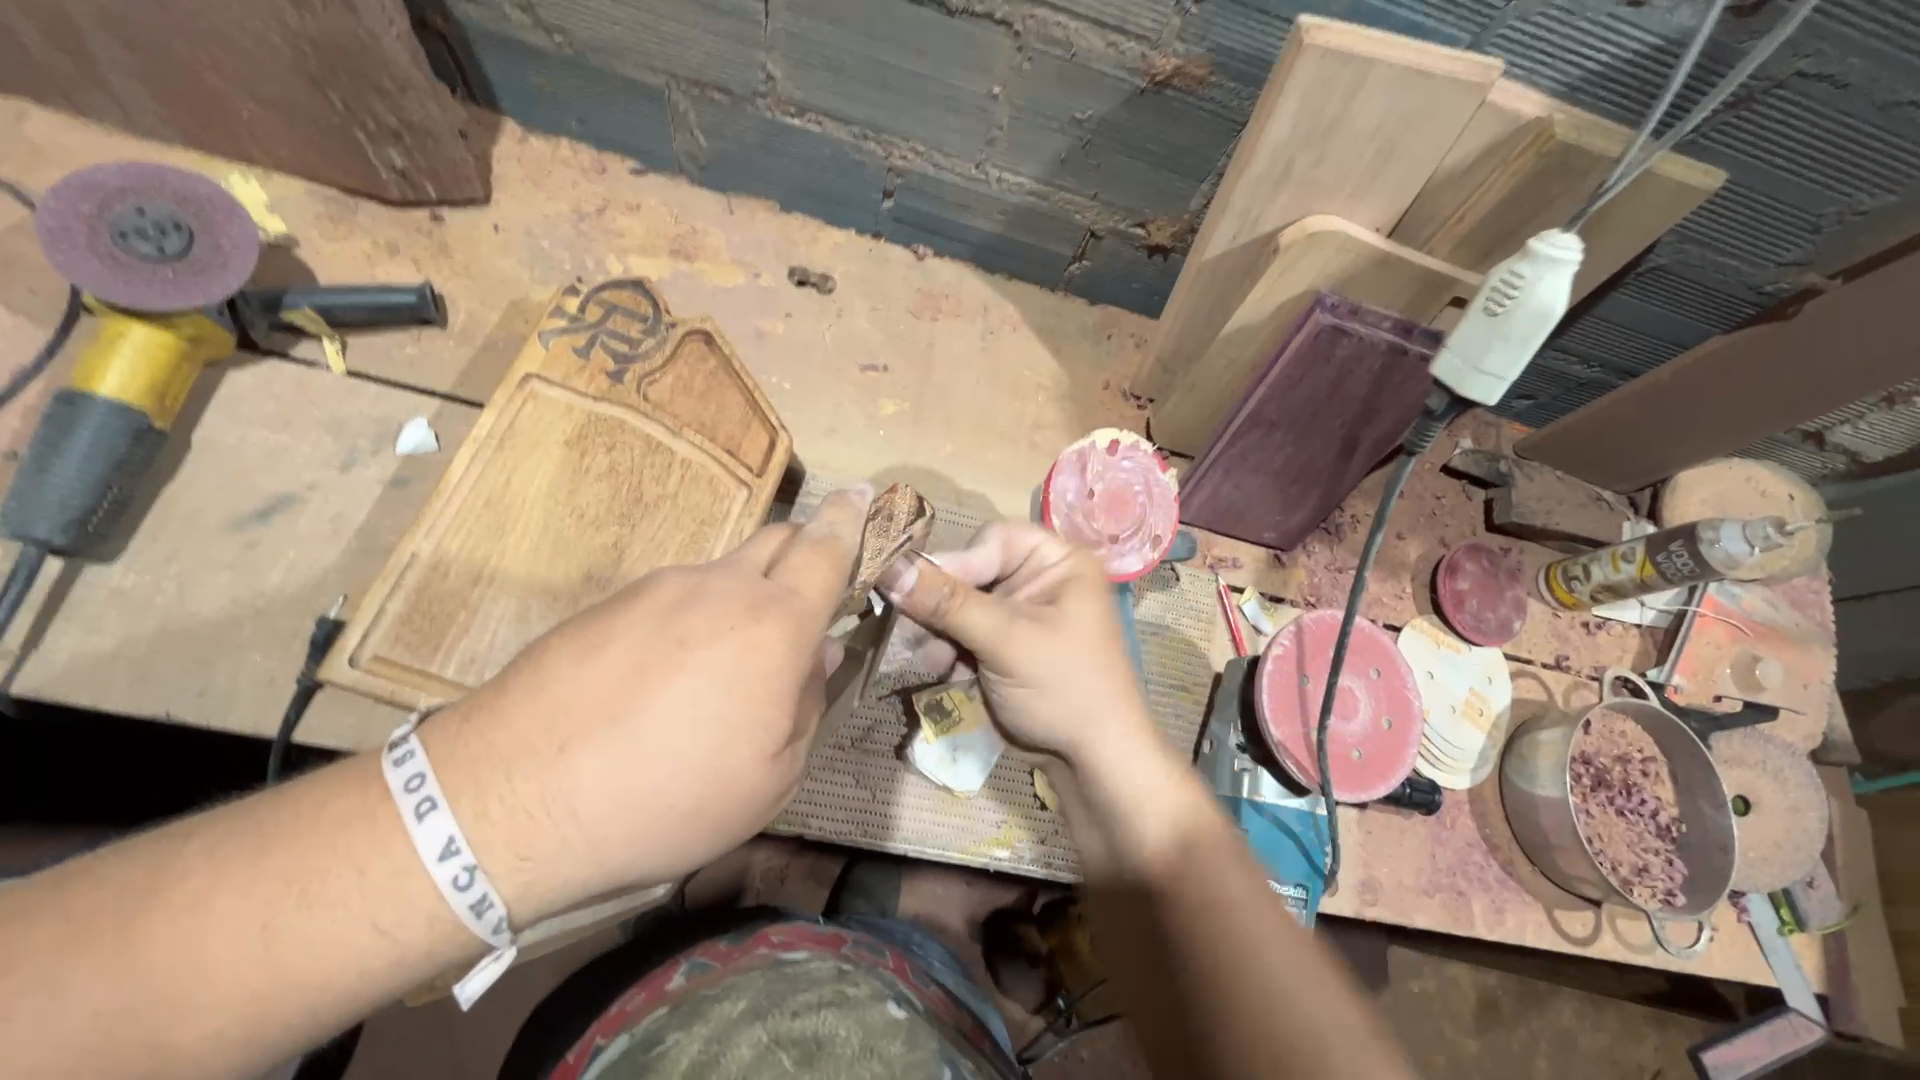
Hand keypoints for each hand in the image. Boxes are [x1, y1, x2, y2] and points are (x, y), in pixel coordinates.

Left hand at [423, 486, 870, 922]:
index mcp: (773, 625)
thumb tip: (819, 655)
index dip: (851, 520)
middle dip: (808, 549)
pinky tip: (666, 680)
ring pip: (723, 574)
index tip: (864, 497)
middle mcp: (718, 588)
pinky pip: (673, 598)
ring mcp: (655, 590)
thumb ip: (807, 704)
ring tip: (726, 669)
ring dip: (745, 598)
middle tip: (814, 595)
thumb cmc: (667, 799)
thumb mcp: (771, 778)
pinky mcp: (607, 606)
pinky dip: (693, 620)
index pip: (826, 549)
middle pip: (778, 540)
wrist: (511, 800)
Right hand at [876, 521, 1159, 770]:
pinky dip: (950, 651)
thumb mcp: (1006, 641)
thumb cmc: (1063, 688)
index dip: (956, 563)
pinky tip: (942, 673)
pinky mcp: (1006, 647)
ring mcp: (1022, 615)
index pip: (993, 541)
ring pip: (962, 606)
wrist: (1092, 761)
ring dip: (940, 632)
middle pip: (973, 573)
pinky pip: (965, 634)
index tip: (914, 589)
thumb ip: (947, 603)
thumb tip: (890, 569)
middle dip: (942, 605)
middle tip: (908, 628)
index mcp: (1059, 562)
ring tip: (930, 660)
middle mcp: (1041, 579)